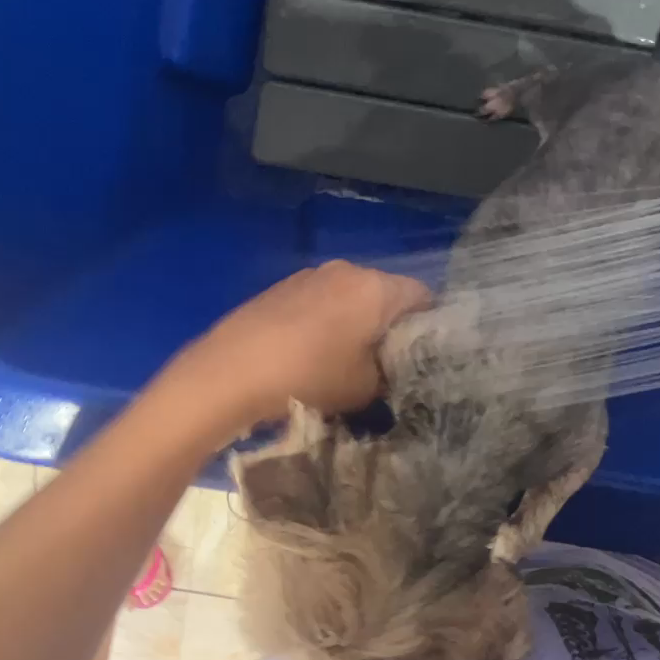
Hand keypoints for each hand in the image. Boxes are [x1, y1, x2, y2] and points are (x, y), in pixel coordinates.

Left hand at [156, 261, 431, 434]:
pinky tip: (309, 354)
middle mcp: (346, 270)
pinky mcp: (280, 288)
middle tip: (385, 364)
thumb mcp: (366, 389)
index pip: (423, 296)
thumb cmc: (310, 377)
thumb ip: (390, 374)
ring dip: (354, 323)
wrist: (230, 372)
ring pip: (349, 297)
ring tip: (343, 361)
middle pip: (385, 293)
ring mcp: (309, 275)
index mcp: (375, 288)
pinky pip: (319, 302)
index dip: (429, 326)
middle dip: (389, 325)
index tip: (422, 356)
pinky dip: (324, 323)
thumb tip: (391, 368)